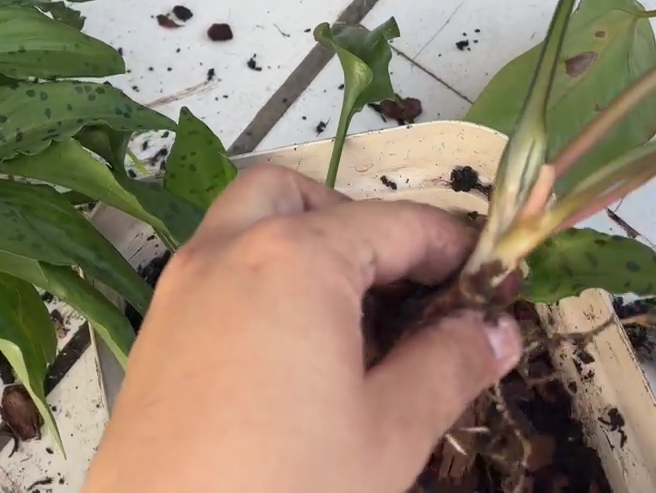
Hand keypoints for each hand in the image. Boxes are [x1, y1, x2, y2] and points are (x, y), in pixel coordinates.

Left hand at [85, 166, 520, 492]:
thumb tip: (493, 328)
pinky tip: (291, 339)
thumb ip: (445, 365)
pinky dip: (260, 266)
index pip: (388, 222)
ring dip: (302, 235)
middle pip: (297, 192)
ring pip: (248, 214)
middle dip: (355, 220)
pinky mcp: (162, 310)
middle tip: (401, 287)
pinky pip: (218, 256)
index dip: (447, 243)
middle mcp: (229, 243)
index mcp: (293, 256)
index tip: (489, 274)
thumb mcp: (388, 432)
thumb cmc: (286, 484)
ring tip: (350, 315)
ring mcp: (186, 273)